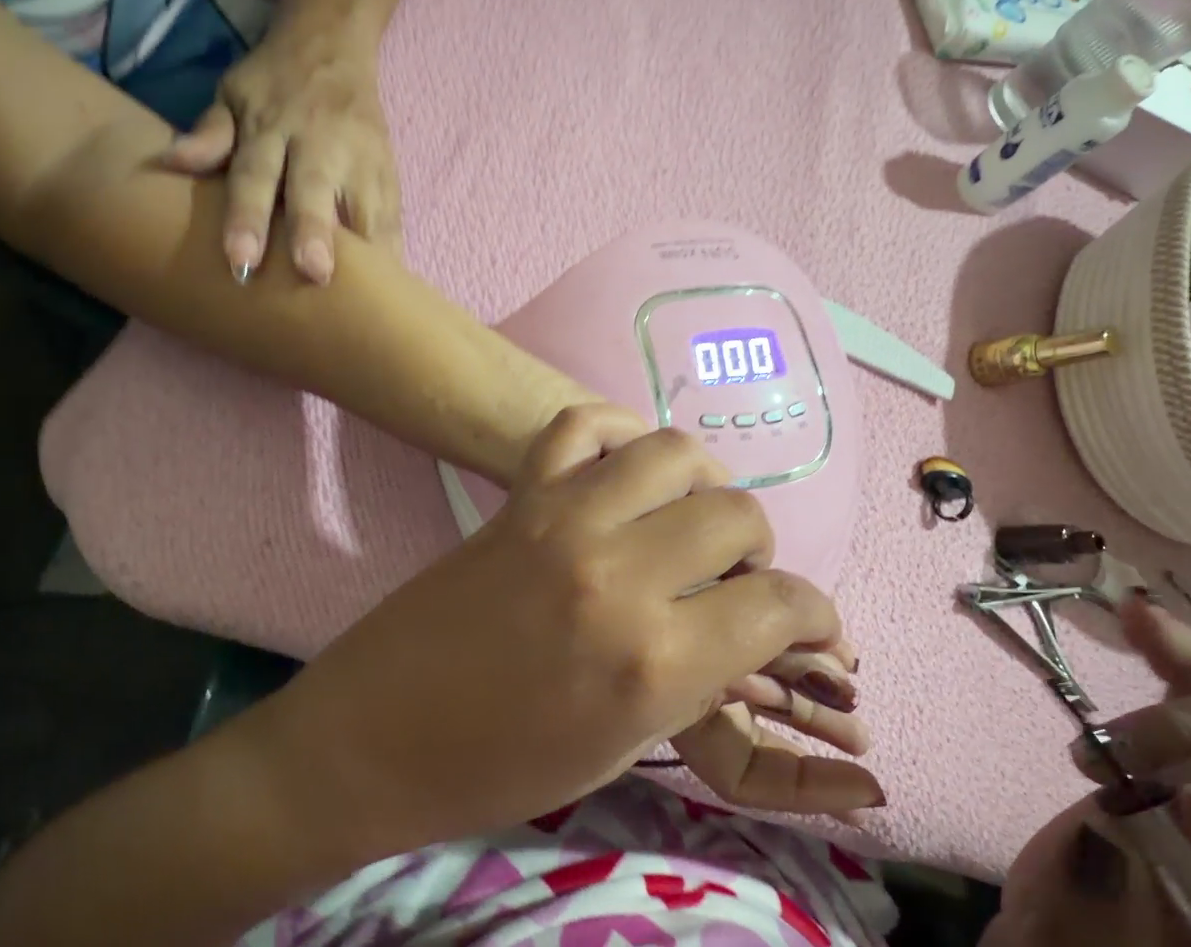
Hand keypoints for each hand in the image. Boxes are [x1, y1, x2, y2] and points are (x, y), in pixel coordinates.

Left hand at [160, 23, 398, 284]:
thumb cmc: (272, 82)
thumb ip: (210, 132)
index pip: (255, 175)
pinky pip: (391, 220)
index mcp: (271, 126)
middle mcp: (318, 144)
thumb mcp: (232, 93)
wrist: (333, 42)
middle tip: (314, 274)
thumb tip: (173, 160)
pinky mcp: (390, 174)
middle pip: (315, 193)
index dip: (247, 218)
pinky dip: (391, 253)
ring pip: (363, 210)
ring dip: (366, 255)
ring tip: (365, 300)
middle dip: (315, 234)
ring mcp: (361, 160)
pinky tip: (391, 289)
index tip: (241, 262)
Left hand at [247, 405, 879, 856]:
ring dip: (701, 484)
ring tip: (685, 518)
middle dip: (758, 550)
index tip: (810, 623)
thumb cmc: (501, 767)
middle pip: (738, 514)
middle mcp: (621, 572)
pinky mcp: (517, 494)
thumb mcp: (623, 744)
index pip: (782, 605)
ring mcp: (563, 519)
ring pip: (674, 452)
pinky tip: (623, 468)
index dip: (815, 615)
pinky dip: (616, 433)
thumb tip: (752, 628)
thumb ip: (698, 675)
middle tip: (733, 579)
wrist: (375, 738)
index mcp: (656, 660)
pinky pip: (582, 424)